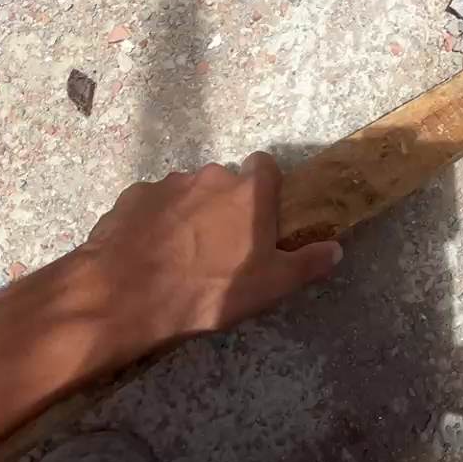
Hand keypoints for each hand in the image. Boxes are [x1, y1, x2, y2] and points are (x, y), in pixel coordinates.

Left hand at [57, 153, 342, 360]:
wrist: (127, 295)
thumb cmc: (209, 290)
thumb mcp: (270, 285)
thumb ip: (307, 263)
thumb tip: (335, 248)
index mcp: (248, 191)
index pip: (266, 166)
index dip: (266, 187)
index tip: (261, 214)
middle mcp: (211, 176)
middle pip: (225, 182)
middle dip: (225, 205)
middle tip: (220, 245)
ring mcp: (168, 184)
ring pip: (187, 192)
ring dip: (189, 213)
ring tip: (180, 253)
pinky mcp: (132, 197)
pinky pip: (153, 204)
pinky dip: (155, 221)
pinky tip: (149, 252)